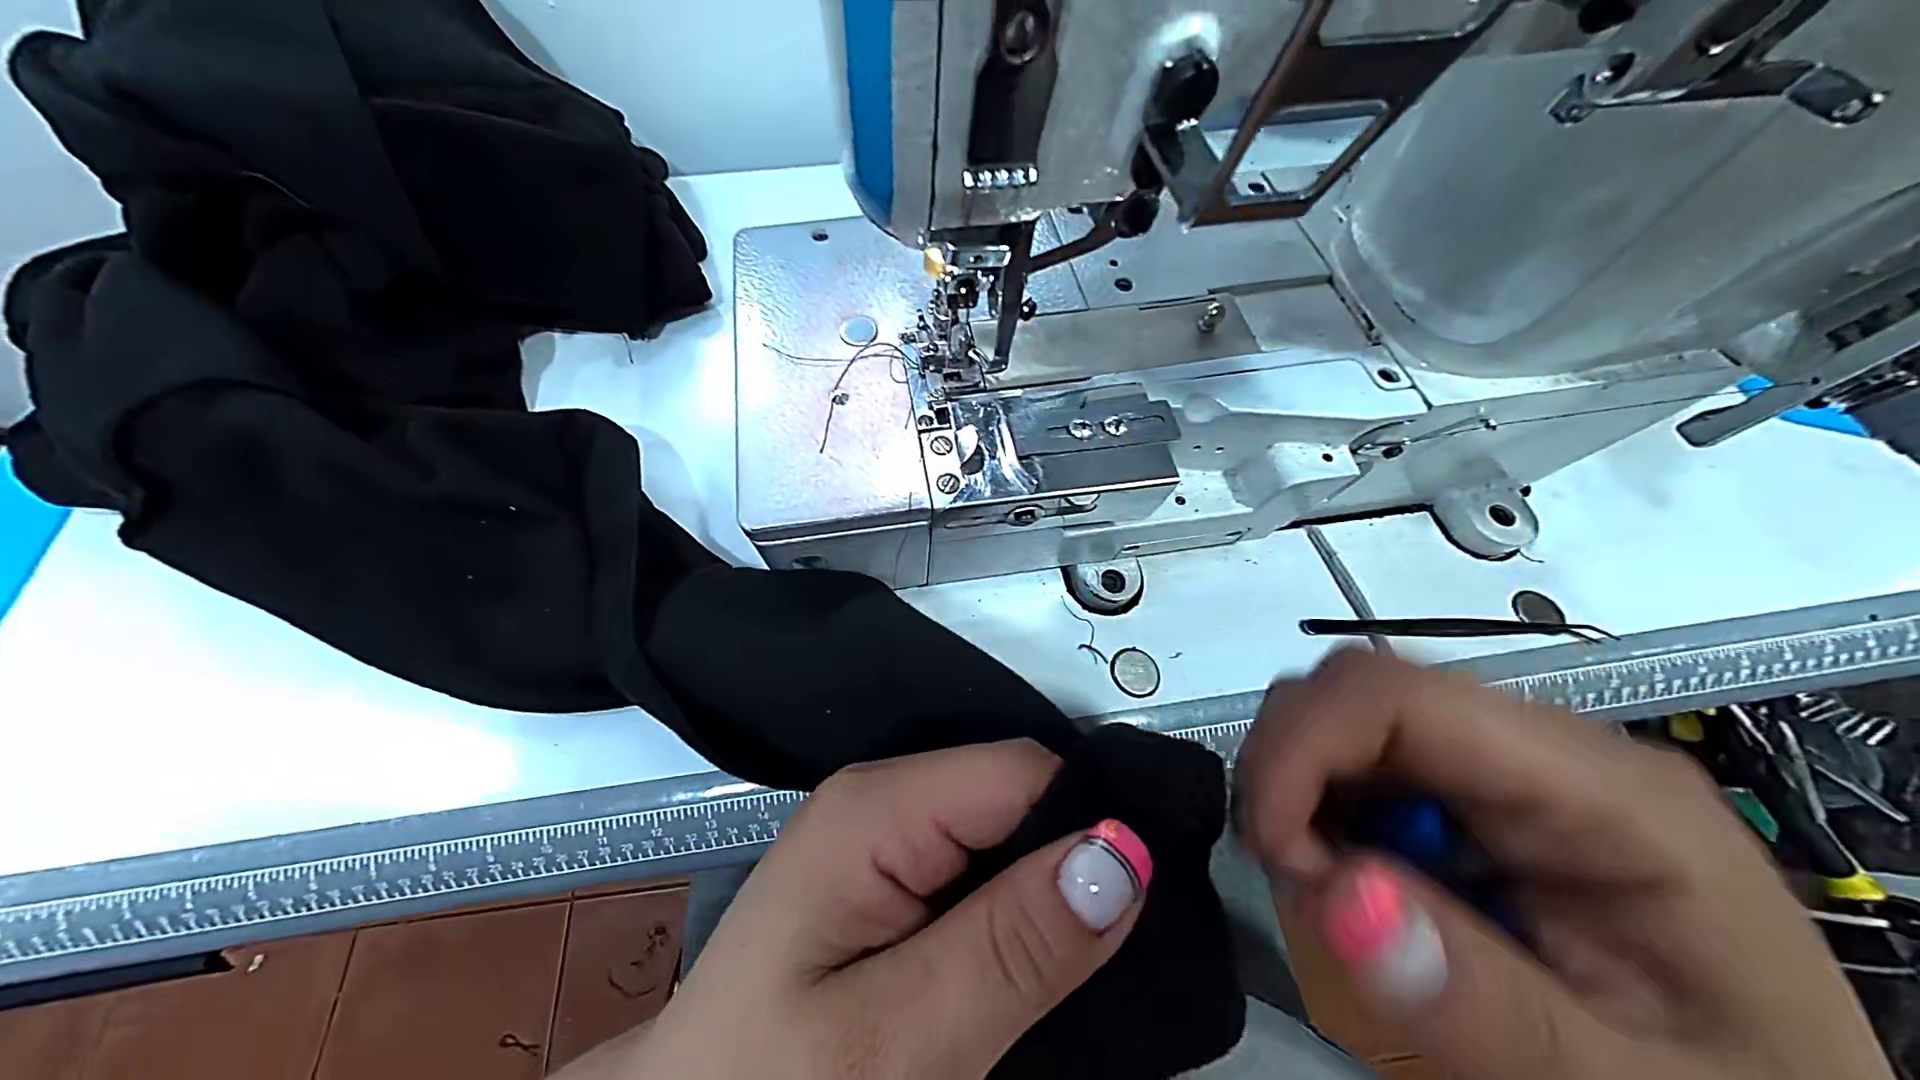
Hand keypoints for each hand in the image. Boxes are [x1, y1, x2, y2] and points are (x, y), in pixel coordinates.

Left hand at [556, 740, 1148, 1079]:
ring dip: (1053, 894)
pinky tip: (1039, 960)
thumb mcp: (898, 1038)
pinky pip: (982, 871)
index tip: (1147, 903)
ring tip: (1091, 964)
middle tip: (1125, 950)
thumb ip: (1012, 945)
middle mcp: (884, 800)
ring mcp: (886, 838)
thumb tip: (1123, 853)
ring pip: (1008, 837)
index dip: (1094, 824)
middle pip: (1020, 796)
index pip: (1026, 770)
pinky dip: (1020, 912)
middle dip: (1077, 861)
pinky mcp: (891, 877)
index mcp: (878, 806)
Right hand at [1237, 649, 1891, 1079]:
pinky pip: (1360, 764)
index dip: (1299, 748)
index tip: (1270, 853)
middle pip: (1360, 690)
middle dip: (1290, 770)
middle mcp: (1546, 750)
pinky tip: (1354, 877)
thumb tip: (1336, 895)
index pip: (1397, 696)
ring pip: (1345, 719)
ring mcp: (1503, 765)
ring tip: (1329, 890)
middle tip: (1297, 879)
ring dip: (1299, 793)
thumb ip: (1485, 1005)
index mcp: (1604, 791)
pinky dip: (1319, 810)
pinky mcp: (1472, 791)